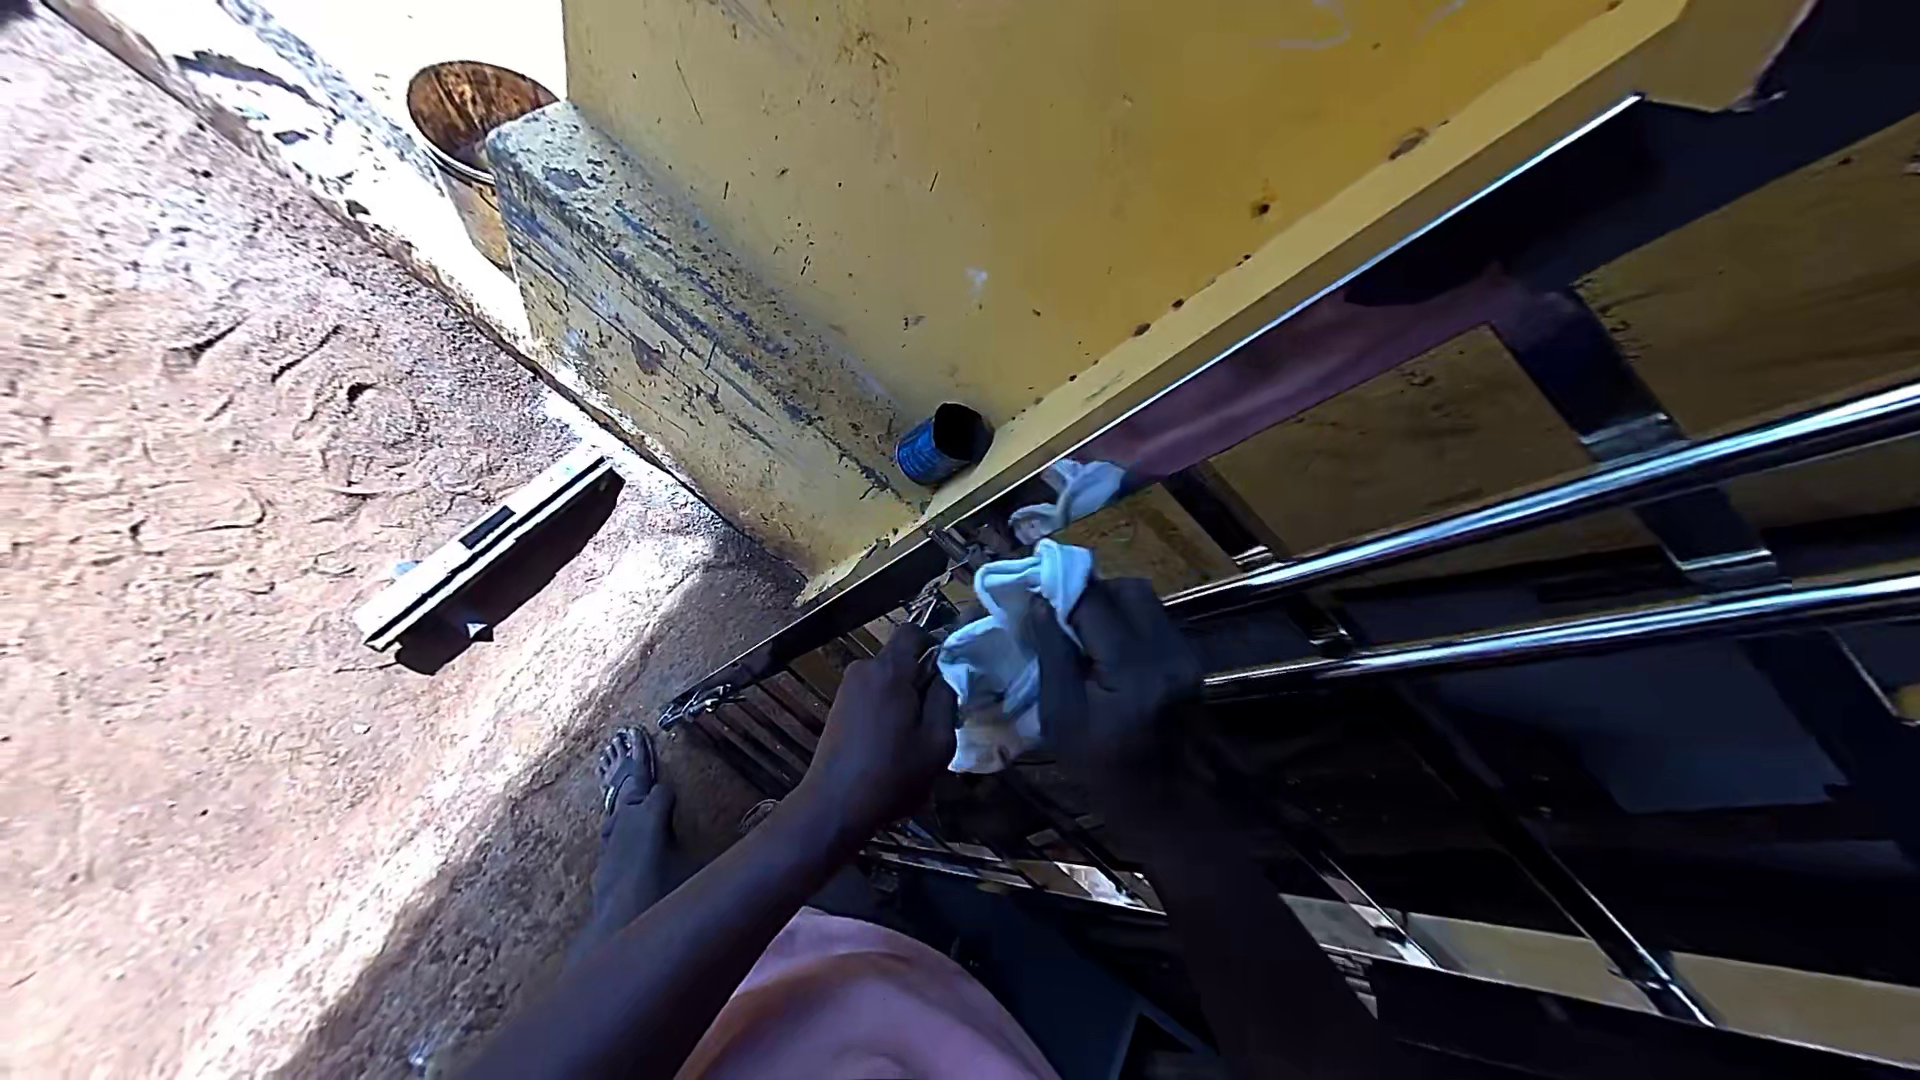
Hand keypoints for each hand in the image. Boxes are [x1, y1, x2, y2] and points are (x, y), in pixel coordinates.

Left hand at [797, 624, 956, 835]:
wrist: (834, 806)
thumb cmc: (891, 774)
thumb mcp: (937, 741)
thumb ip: (946, 698)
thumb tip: (946, 674)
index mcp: (889, 670)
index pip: (914, 631)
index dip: (935, 644)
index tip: (949, 674)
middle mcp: (864, 669)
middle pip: (902, 657)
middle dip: (922, 678)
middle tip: (936, 716)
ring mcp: (847, 687)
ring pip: (888, 678)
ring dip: (905, 697)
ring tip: (913, 736)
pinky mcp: (839, 706)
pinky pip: (873, 693)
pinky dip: (886, 708)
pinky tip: (891, 743)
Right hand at [1028, 578, 1202, 798]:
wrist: (1169, 807)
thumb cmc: (1103, 770)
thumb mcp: (1061, 716)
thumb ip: (1052, 653)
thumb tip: (1039, 604)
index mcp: (1132, 671)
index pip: (1094, 603)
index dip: (1061, 591)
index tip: (1035, 592)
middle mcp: (1167, 653)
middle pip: (1126, 590)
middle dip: (1089, 592)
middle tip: (1060, 613)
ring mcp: (1184, 656)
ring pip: (1144, 600)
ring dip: (1109, 603)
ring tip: (1081, 629)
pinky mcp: (1189, 661)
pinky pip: (1153, 619)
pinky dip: (1125, 620)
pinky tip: (1106, 646)